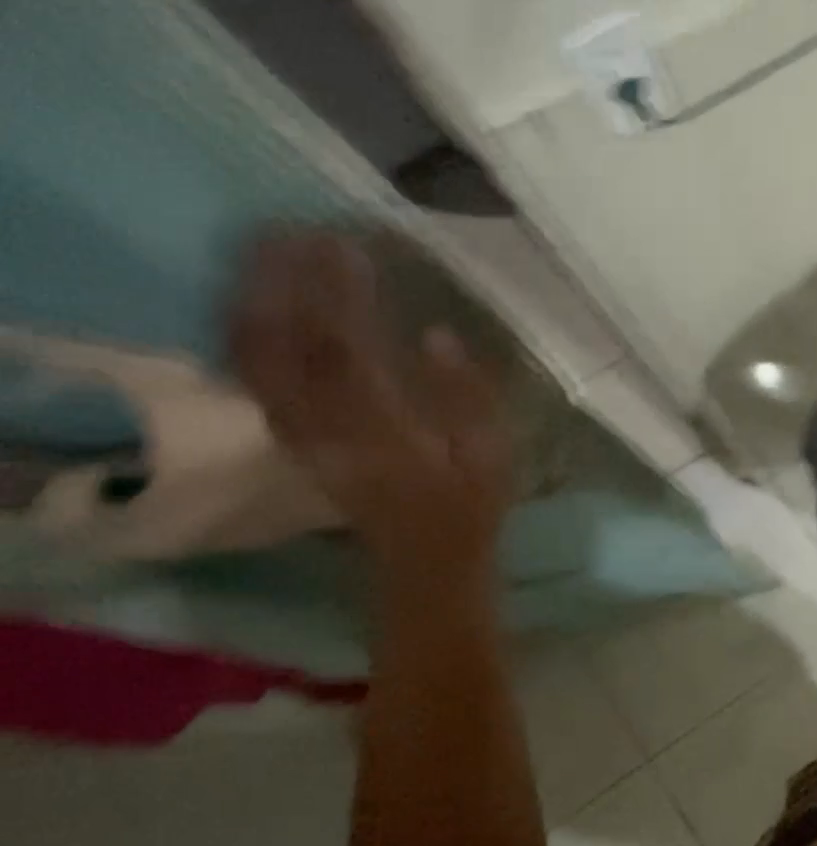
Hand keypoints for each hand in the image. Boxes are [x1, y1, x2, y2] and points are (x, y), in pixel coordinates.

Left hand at [230, 232, 511, 579]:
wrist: (425, 563)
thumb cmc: (470, 508)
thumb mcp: (491, 458)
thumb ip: (469, 398)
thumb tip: (438, 335)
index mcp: (381, 430)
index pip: (344, 349)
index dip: (337, 294)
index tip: (344, 245)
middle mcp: (325, 427)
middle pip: (278, 344)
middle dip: (277, 281)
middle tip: (289, 230)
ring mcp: (300, 433)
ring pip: (252, 357)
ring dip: (251, 299)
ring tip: (265, 254)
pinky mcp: (292, 438)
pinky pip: (252, 377)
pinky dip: (245, 332)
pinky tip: (257, 302)